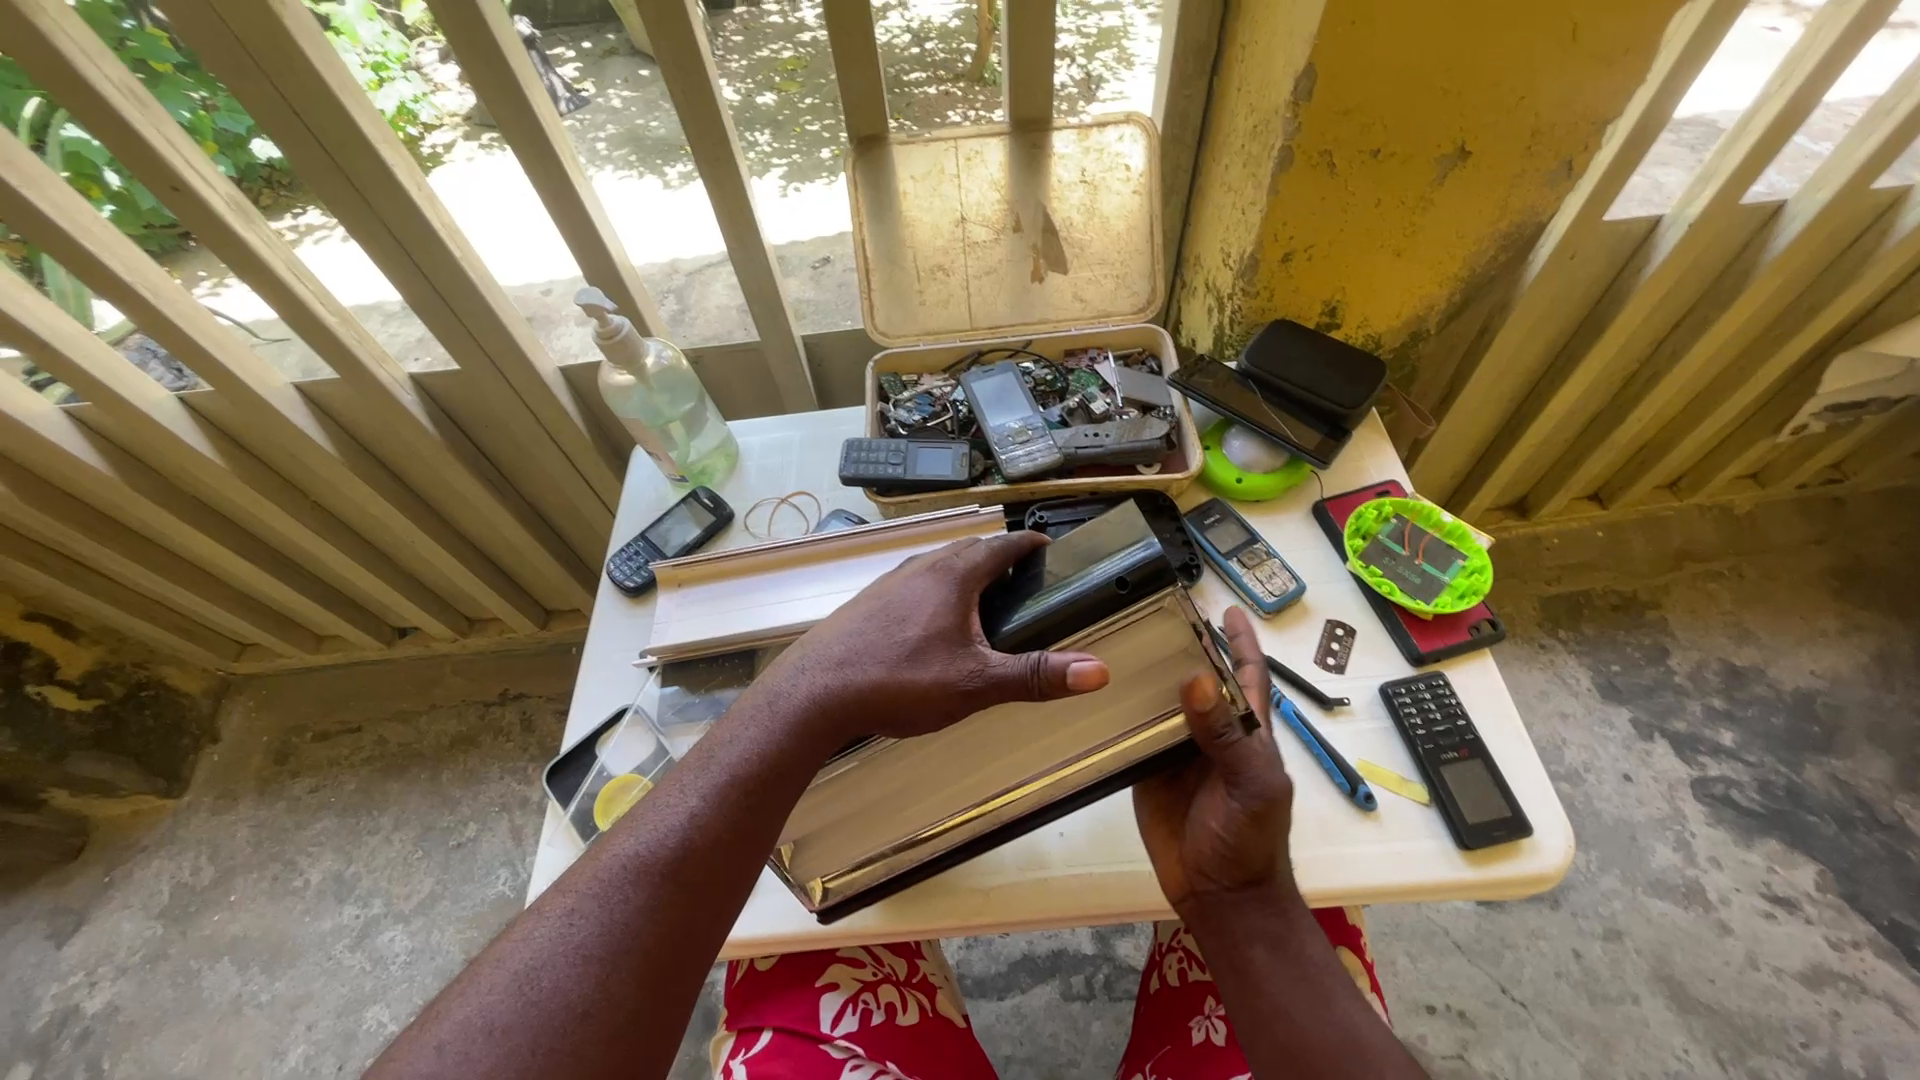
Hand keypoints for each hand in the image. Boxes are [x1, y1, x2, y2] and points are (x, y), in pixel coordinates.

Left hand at [754, 531, 1110, 747]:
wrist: (814, 692)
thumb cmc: (898, 680)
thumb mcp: (976, 683)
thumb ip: (1036, 676)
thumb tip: (1099, 671)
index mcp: (954, 575)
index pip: (1004, 545)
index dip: (1031, 545)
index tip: (1050, 549)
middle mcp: (921, 567)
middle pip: (971, 551)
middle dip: (1000, 561)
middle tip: (1024, 584)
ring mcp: (890, 582)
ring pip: (938, 567)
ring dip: (965, 576)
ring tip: (983, 607)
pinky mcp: (868, 603)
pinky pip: (913, 585)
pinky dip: (936, 593)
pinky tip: (931, 628)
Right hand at [1133, 606, 1295, 912]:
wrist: (1220, 896)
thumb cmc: (1250, 840)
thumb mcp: (1251, 786)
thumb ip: (1228, 737)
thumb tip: (1195, 681)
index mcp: (1247, 730)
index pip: (1245, 675)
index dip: (1240, 642)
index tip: (1226, 608)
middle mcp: (1210, 732)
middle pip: (1196, 679)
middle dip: (1182, 646)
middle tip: (1151, 612)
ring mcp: (1175, 750)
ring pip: (1160, 702)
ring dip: (1145, 675)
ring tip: (1117, 640)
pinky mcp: (1146, 770)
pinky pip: (1131, 734)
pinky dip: (1117, 713)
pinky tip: (1096, 692)